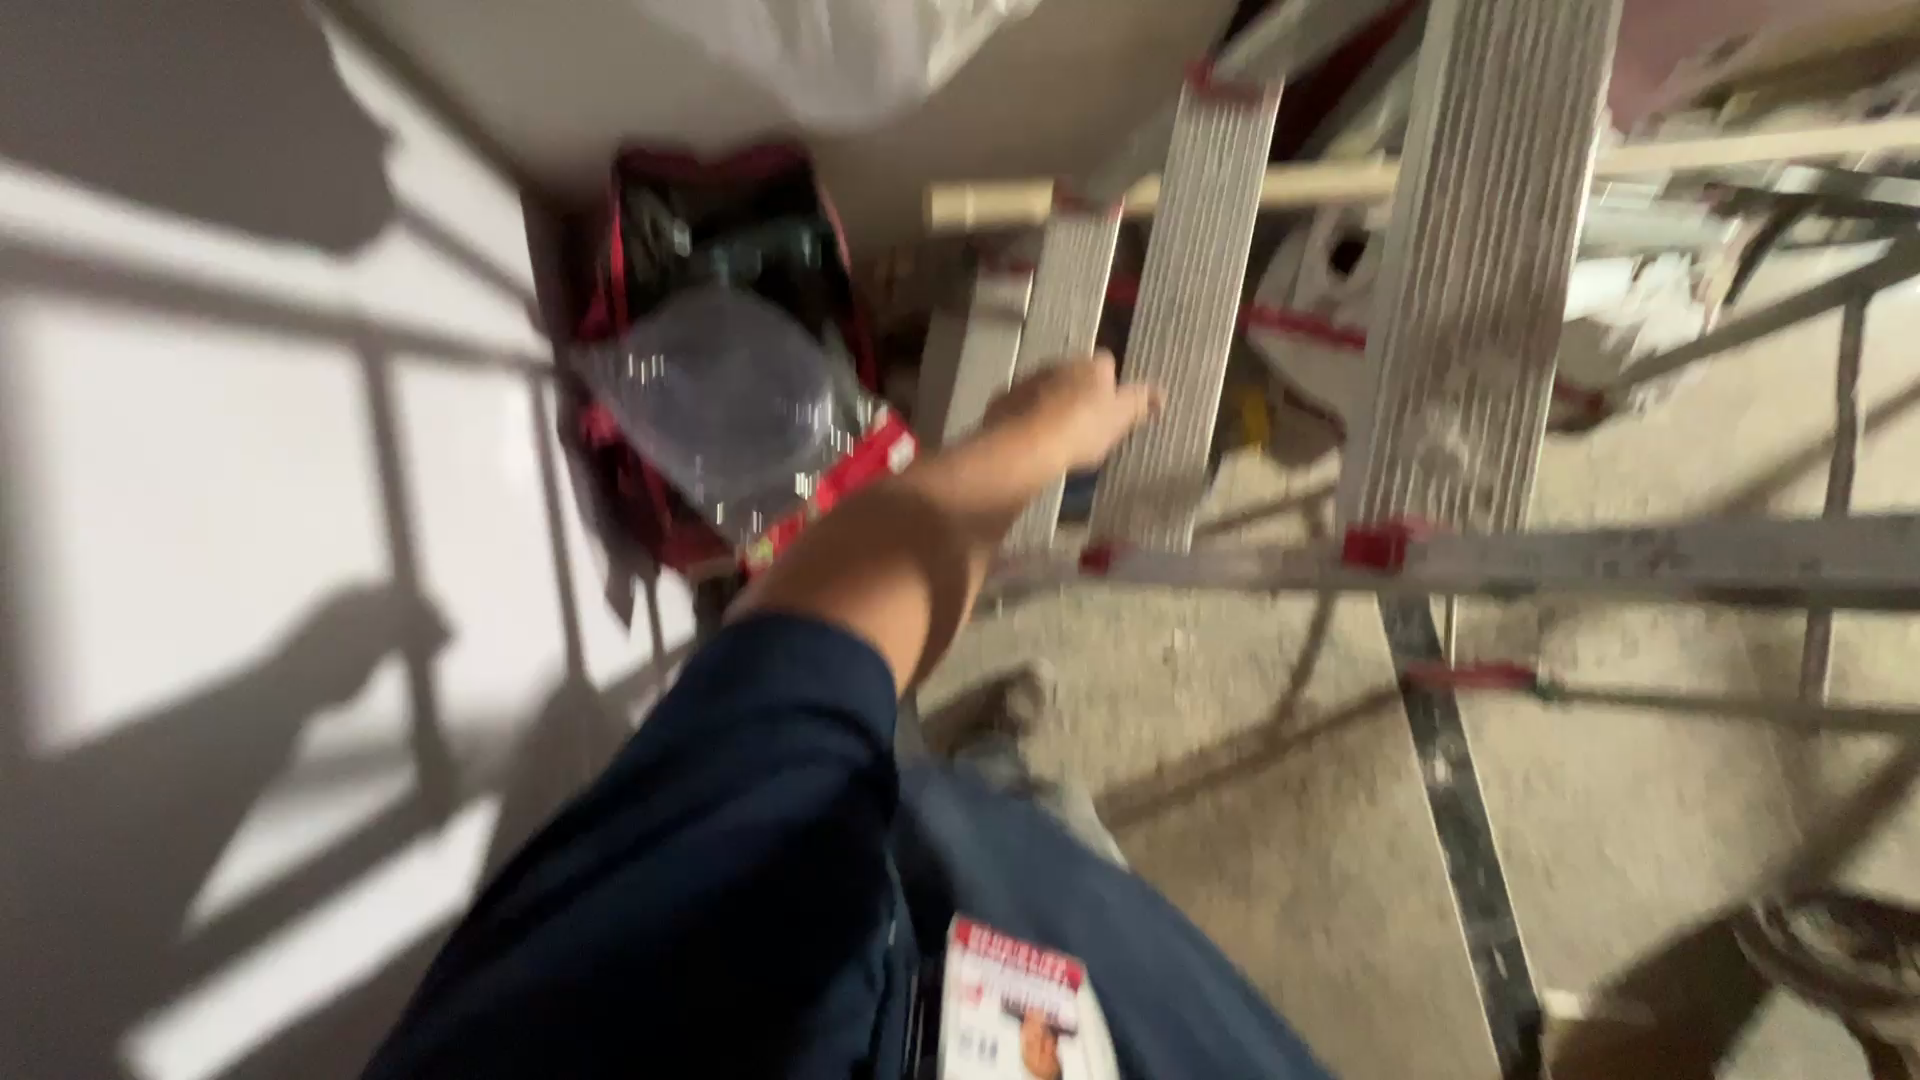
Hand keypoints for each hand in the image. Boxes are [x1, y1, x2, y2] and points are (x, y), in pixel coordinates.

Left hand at [982, 351, 1159, 470]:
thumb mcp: (1120, 420)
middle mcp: (1057, 364)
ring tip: (1054, 435)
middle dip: (1076, 392)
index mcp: (1091, 365)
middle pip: (1072, 374)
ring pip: (1043, 388)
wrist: (1024, 447)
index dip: (1110, 385)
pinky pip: (1018, 406)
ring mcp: (1026, 380)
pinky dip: (1023, 417)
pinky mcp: (1002, 400)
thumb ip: (1140, 403)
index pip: (1107, 363)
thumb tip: (1160, 394)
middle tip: (1083, 424)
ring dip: (1048, 403)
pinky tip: (1028, 439)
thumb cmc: (1080, 431)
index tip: (1110, 408)